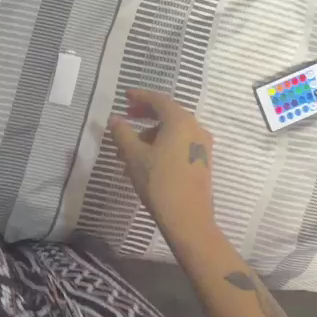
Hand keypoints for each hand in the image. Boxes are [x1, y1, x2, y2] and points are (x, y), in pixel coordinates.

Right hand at [110, 88, 217, 243]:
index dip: (140, 96)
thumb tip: (114, 119)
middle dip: (145, 115)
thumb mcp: (134, 155)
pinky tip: (145, 161)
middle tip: (127, 117)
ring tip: (128, 150)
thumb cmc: (159, 182)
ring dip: (150, 135)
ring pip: (173, 131)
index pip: (159, 100)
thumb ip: (123, 133)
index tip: (125, 96)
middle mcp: (196, 129)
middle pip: (168, 114)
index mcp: (181, 122)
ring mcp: (202, 146)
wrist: (188, 219)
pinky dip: (162, 145)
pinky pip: (179, 144)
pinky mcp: (202, 162)